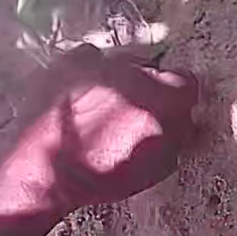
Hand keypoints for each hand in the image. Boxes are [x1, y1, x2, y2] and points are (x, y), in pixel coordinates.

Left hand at [0, 45, 200, 213]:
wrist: (47, 169)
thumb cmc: (104, 175)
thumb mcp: (157, 166)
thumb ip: (179, 137)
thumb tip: (189, 121)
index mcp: (166, 96)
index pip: (188, 83)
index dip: (181, 100)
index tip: (174, 112)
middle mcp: (136, 70)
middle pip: (154, 71)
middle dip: (150, 90)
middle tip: (137, 116)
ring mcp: (101, 62)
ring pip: (121, 64)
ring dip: (121, 81)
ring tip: (105, 110)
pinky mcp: (70, 61)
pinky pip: (90, 60)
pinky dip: (91, 75)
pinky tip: (83, 98)